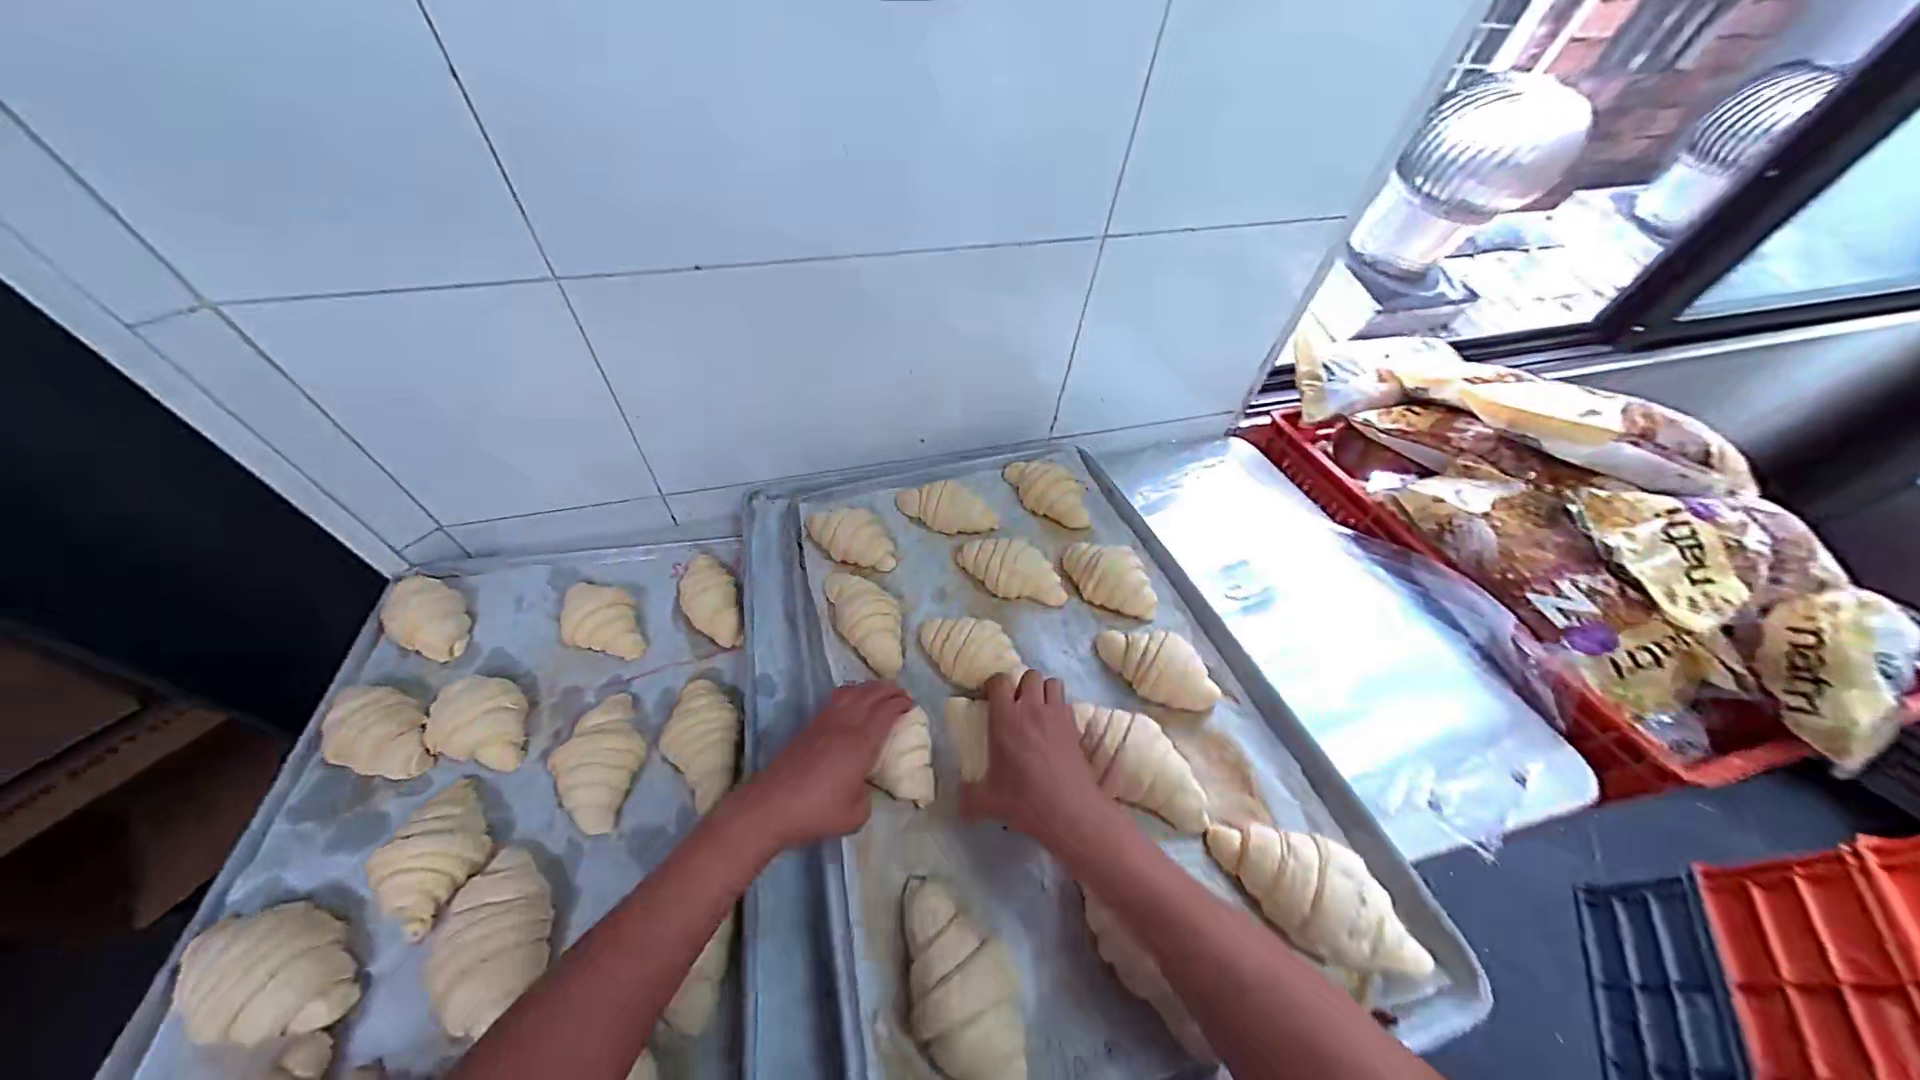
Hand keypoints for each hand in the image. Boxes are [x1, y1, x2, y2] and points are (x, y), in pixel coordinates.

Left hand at [740, 680, 912, 848]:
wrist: (771, 806)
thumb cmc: (817, 812)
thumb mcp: (856, 814)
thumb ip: (868, 796)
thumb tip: (864, 785)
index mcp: (862, 742)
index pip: (887, 711)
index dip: (902, 704)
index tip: (911, 705)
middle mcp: (845, 724)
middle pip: (872, 695)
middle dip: (890, 691)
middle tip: (903, 695)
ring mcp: (825, 722)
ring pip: (852, 692)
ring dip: (870, 688)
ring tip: (880, 692)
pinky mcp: (809, 727)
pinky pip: (836, 699)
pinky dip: (851, 693)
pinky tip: (852, 699)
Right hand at [959, 670, 1110, 846]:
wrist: (1070, 811)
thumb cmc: (1025, 801)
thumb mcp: (988, 802)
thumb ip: (969, 797)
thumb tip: (959, 798)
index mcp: (1006, 719)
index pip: (999, 681)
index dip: (994, 685)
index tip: (990, 698)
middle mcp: (1032, 709)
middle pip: (1030, 675)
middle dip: (1022, 685)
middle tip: (1016, 705)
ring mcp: (1056, 715)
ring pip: (1052, 683)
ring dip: (1043, 691)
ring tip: (1037, 709)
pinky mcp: (1074, 726)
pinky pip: (1066, 702)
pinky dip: (1059, 706)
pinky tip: (1054, 726)